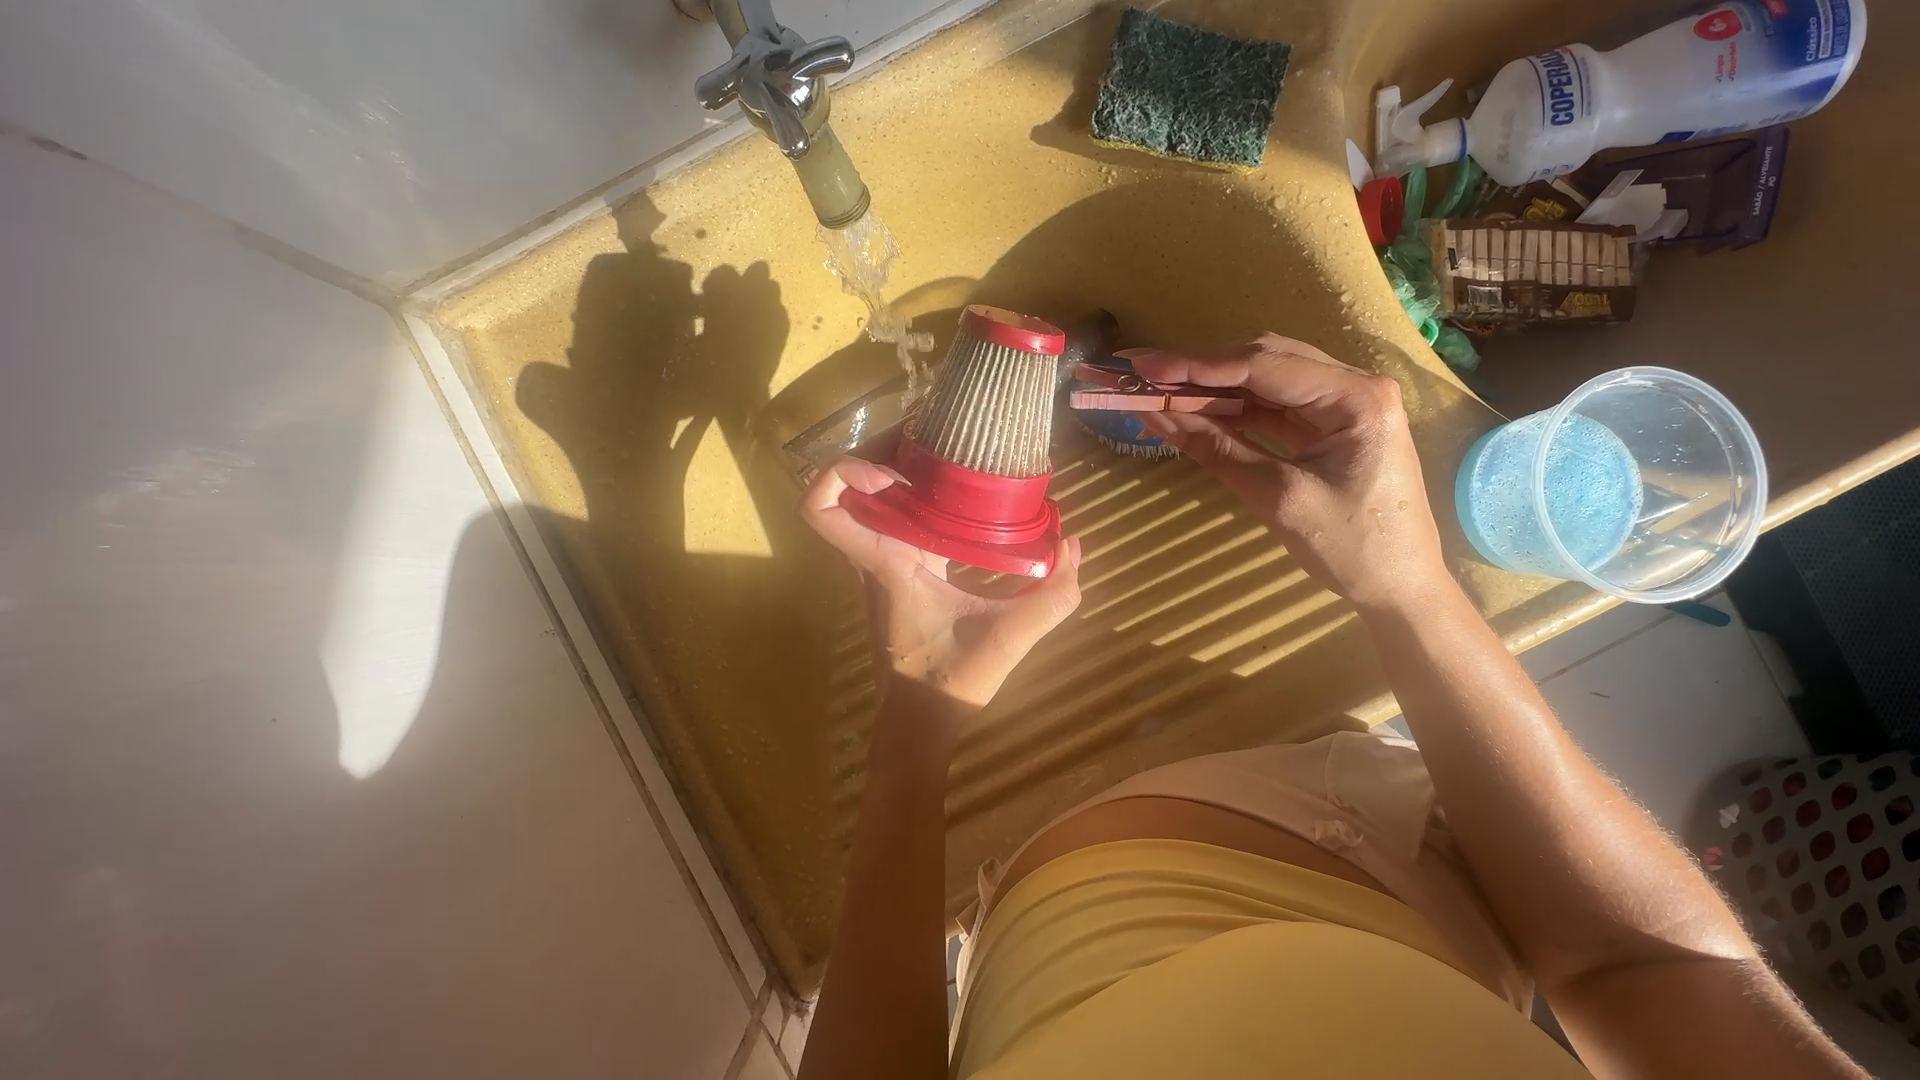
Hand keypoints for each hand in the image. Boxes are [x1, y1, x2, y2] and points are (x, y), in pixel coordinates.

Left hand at [800, 457, 1082, 708]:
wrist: (920, 724)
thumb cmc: (950, 682)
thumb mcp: (1009, 638)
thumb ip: (1051, 597)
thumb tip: (1075, 545)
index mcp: (886, 565)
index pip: (821, 511)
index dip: (838, 473)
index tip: (888, 468)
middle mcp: (874, 559)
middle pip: (848, 490)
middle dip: (880, 455)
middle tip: (932, 442)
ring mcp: (880, 568)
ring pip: (870, 505)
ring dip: (897, 476)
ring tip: (947, 459)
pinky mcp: (896, 577)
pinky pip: (893, 524)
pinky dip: (914, 503)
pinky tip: (959, 501)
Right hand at [1124, 334, 1450, 611]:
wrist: (1400, 588)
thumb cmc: (1350, 548)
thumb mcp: (1277, 498)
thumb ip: (1216, 448)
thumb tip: (1154, 415)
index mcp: (1356, 398)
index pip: (1263, 366)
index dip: (1196, 366)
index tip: (1143, 367)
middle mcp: (1354, 386)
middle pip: (1263, 361)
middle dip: (1199, 369)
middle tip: (1142, 374)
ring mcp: (1344, 404)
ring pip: (1264, 381)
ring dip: (1211, 387)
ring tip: (1158, 389)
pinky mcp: (1330, 425)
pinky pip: (1272, 406)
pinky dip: (1232, 410)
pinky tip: (1193, 411)